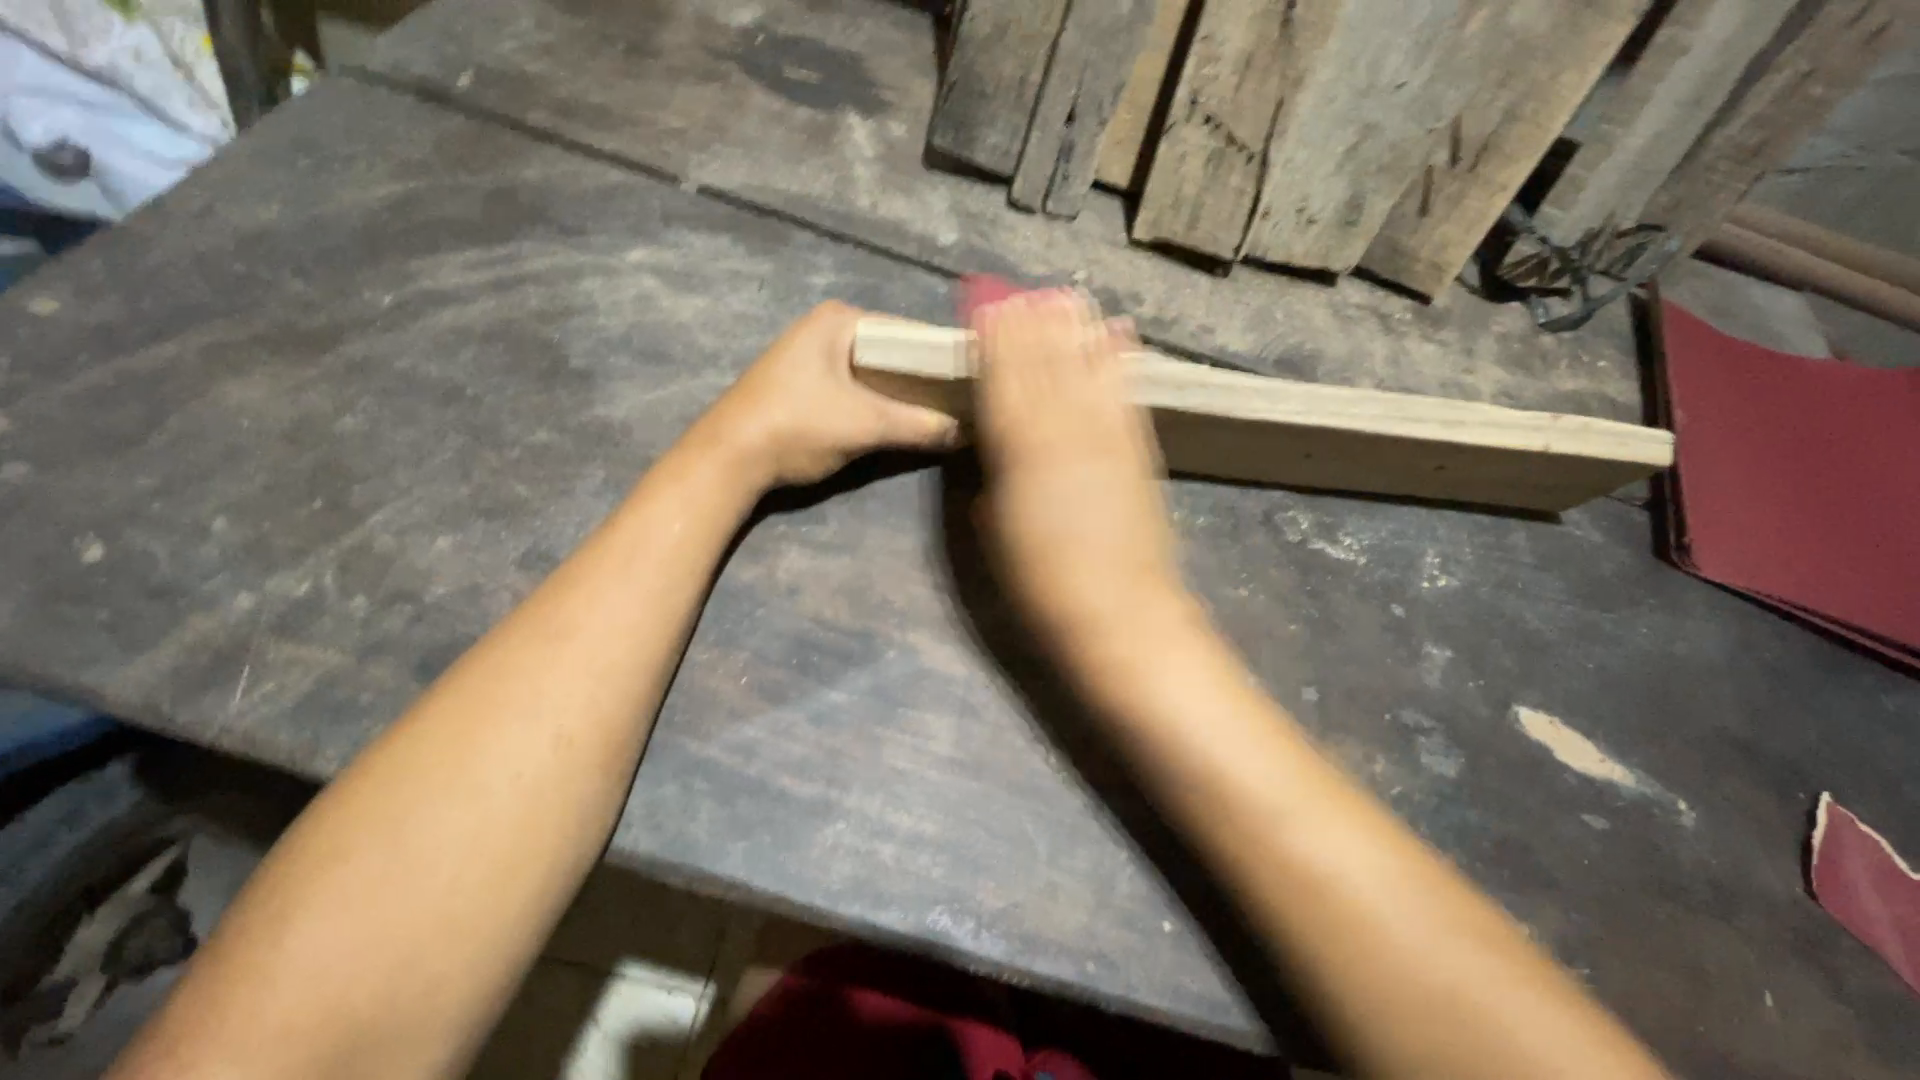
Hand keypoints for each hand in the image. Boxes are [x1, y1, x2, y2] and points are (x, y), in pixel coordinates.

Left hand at [692, 301, 959, 488]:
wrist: (728, 458)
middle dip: (925, 379)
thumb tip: (965, 433)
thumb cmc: (797, 425)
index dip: (944, 358)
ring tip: (942, 416)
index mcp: (840, 320)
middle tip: (964, 404)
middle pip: (893, 353)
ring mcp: (812, 357)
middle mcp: (826, 329)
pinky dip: (879, 405)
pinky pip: (857, 389)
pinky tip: (902, 424)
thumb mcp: (866, 425)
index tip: (974, 382)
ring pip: (875, 374)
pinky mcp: (805, 386)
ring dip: (903, 396)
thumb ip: (919, 426)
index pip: (910, 332)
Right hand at [972, 291, 1185, 651]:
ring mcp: (1108, 432)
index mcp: (1019, 447)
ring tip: (1061, 295)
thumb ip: (989, 471)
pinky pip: (1128, 389)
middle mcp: (1064, 426)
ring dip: (1072, 327)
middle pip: (1043, 360)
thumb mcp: (992, 526)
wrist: (1119, 610)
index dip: (993, 337)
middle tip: (1016, 289)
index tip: (983, 303)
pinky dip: (1120, 358)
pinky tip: (1118, 332)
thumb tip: (990, 436)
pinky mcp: (1140, 447)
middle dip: (1028, 321)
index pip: (1002, 376)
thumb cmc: (1039, 580)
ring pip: (1086, 364)